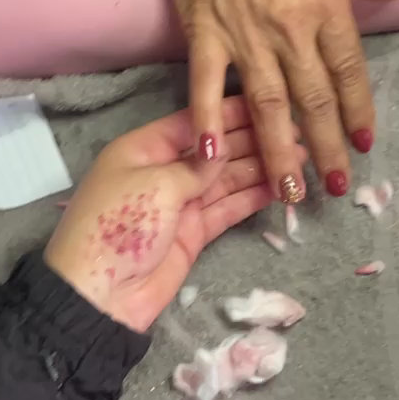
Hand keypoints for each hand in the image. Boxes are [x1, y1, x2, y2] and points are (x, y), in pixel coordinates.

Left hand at [45, 97, 289, 331]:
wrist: (100, 296)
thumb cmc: (119, 226)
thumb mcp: (155, 184)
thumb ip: (194, 166)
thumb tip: (226, 148)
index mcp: (142, 149)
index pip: (193, 122)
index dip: (229, 113)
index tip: (267, 103)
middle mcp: (163, 171)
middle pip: (212, 150)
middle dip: (250, 141)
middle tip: (295, 131)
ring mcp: (180, 204)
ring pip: (224, 180)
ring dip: (258, 168)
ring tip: (298, 157)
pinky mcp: (193, 233)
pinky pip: (226, 208)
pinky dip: (251, 198)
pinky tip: (280, 186)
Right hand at [165, 0, 398, 203]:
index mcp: (327, 6)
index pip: (349, 70)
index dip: (358, 110)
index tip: (365, 144)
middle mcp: (290, 31)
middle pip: (313, 99)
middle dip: (326, 146)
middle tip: (335, 187)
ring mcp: (245, 36)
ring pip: (268, 104)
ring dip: (280, 151)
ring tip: (288, 191)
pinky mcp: (205, 33)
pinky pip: (206, 85)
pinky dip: (207, 120)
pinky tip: (209, 158)